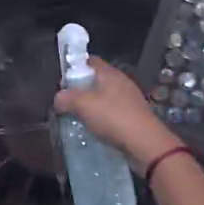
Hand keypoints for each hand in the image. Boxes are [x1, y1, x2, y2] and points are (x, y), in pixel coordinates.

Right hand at [54, 56, 180, 163]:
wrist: (145, 144)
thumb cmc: (113, 117)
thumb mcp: (82, 105)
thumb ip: (66, 98)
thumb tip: (58, 98)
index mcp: (110, 74)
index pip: (89, 61)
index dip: (74, 67)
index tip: (62, 81)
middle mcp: (121, 82)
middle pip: (95, 80)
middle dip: (80, 90)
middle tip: (66, 102)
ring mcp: (129, 100)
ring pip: (103, 98)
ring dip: (90, 106)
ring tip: (76, 117)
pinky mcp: (133, 116)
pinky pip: (111, 112)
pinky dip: (100, 118)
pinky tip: (93, 128)